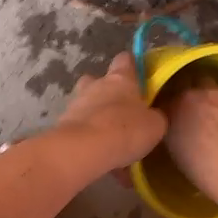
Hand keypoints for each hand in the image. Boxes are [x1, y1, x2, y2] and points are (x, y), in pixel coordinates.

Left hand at [53, 52, 166, 173]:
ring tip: (110, 140)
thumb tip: (152, 116)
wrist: (85, 149)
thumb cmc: (126, 129)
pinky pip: (80, 128)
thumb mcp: (155, 125)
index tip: (139, 79)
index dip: (132, 66)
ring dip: (96, 117)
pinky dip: (89, 139)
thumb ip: (154, 116)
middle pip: (99, 80)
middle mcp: (96, 85)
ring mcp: (76, 103)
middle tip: (120, 111)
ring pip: (87, 105)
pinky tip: (101, 157)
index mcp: (121, 78)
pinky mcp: (63, 124)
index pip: (126, 59)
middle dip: (107, 93)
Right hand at [163, 81, 217, 199]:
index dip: (171, 108)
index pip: (164, 101)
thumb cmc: (202, 169)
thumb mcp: (175, 151)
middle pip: (185, 87)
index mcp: (167, 111)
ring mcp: (211, 90)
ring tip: (216, 110)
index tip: (177, 118)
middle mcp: (186, 94)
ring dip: (208, 94)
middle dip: (189, 96)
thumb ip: (173, 131)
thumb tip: (179, 127)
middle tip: (196, 111)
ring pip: (207, 84)